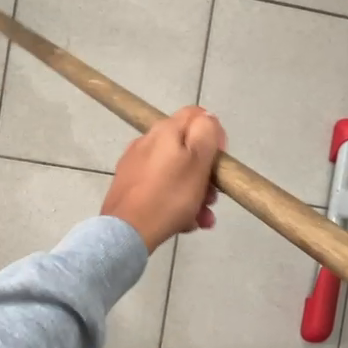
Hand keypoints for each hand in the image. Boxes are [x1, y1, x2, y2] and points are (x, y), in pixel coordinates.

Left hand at [101, 106, 225, 252]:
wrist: (127, 231)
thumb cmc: (169, 195)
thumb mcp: (197, 161)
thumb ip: (206, 133)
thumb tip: (207, 118)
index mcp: (164, 131)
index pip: (196, 116)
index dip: (214, 135)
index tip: (220, 160)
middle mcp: (147, 142)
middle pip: (186, 149)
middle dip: (205, 174)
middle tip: (212, 197)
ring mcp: (136, 166)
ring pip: (175, 174)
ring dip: (195, 194)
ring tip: (202, 218)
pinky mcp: (129, 187)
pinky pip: (160, 189)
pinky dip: (176, 203)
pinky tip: (185, 224)